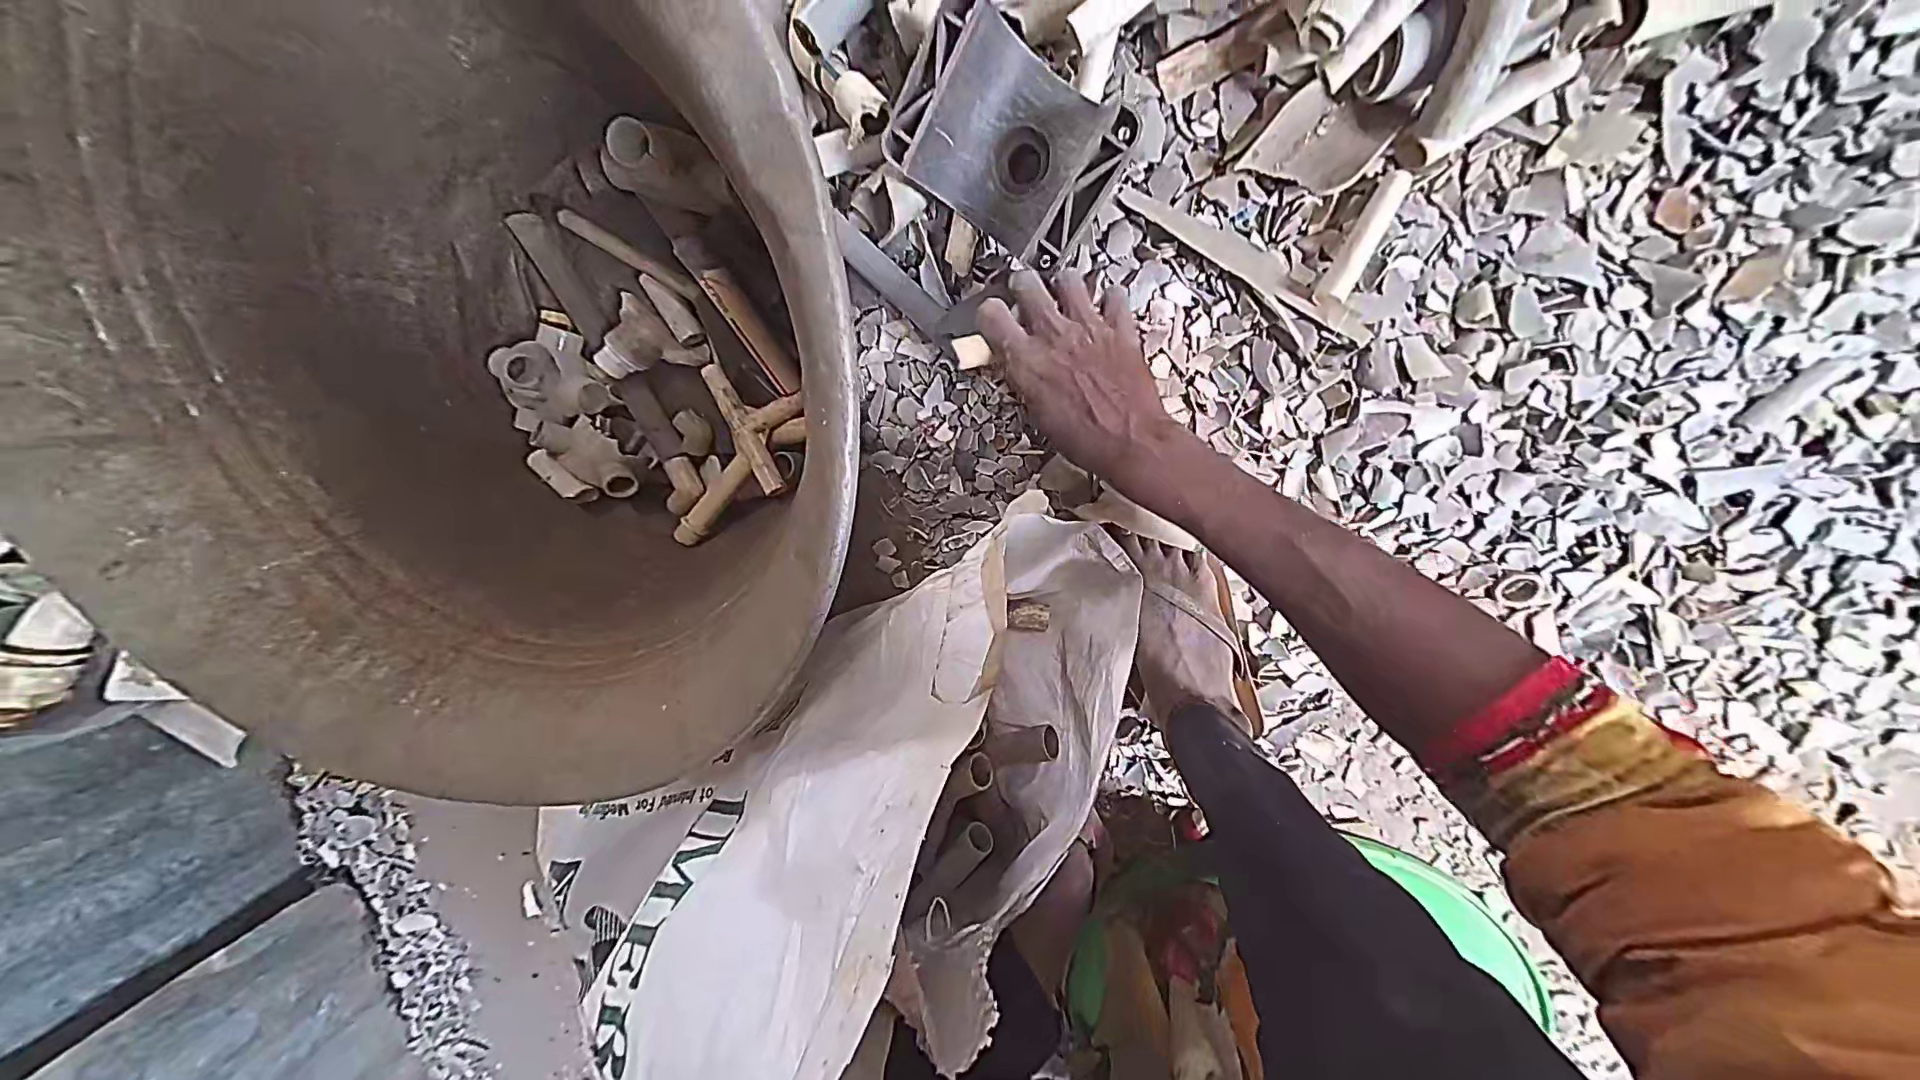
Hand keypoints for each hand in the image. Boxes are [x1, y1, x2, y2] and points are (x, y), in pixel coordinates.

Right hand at [977, 270, 1187, 484]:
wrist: (1131, 442)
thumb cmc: (1086, 439)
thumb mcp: (1038, 415)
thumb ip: (1025, 380)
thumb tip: (1019, 367)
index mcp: (1027, 360)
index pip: (991, 315)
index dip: (989, 314)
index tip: (994, 317)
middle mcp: (1055, 336)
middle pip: (1027, 284)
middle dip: (1022, 287)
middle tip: (1025, 294)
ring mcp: (1090, 328)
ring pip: (1069, 279)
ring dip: (1063, 285)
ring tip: (1064, 296)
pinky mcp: (1121, 329)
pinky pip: (1114, 295)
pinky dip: (1108, 299)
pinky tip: (1105, 309)